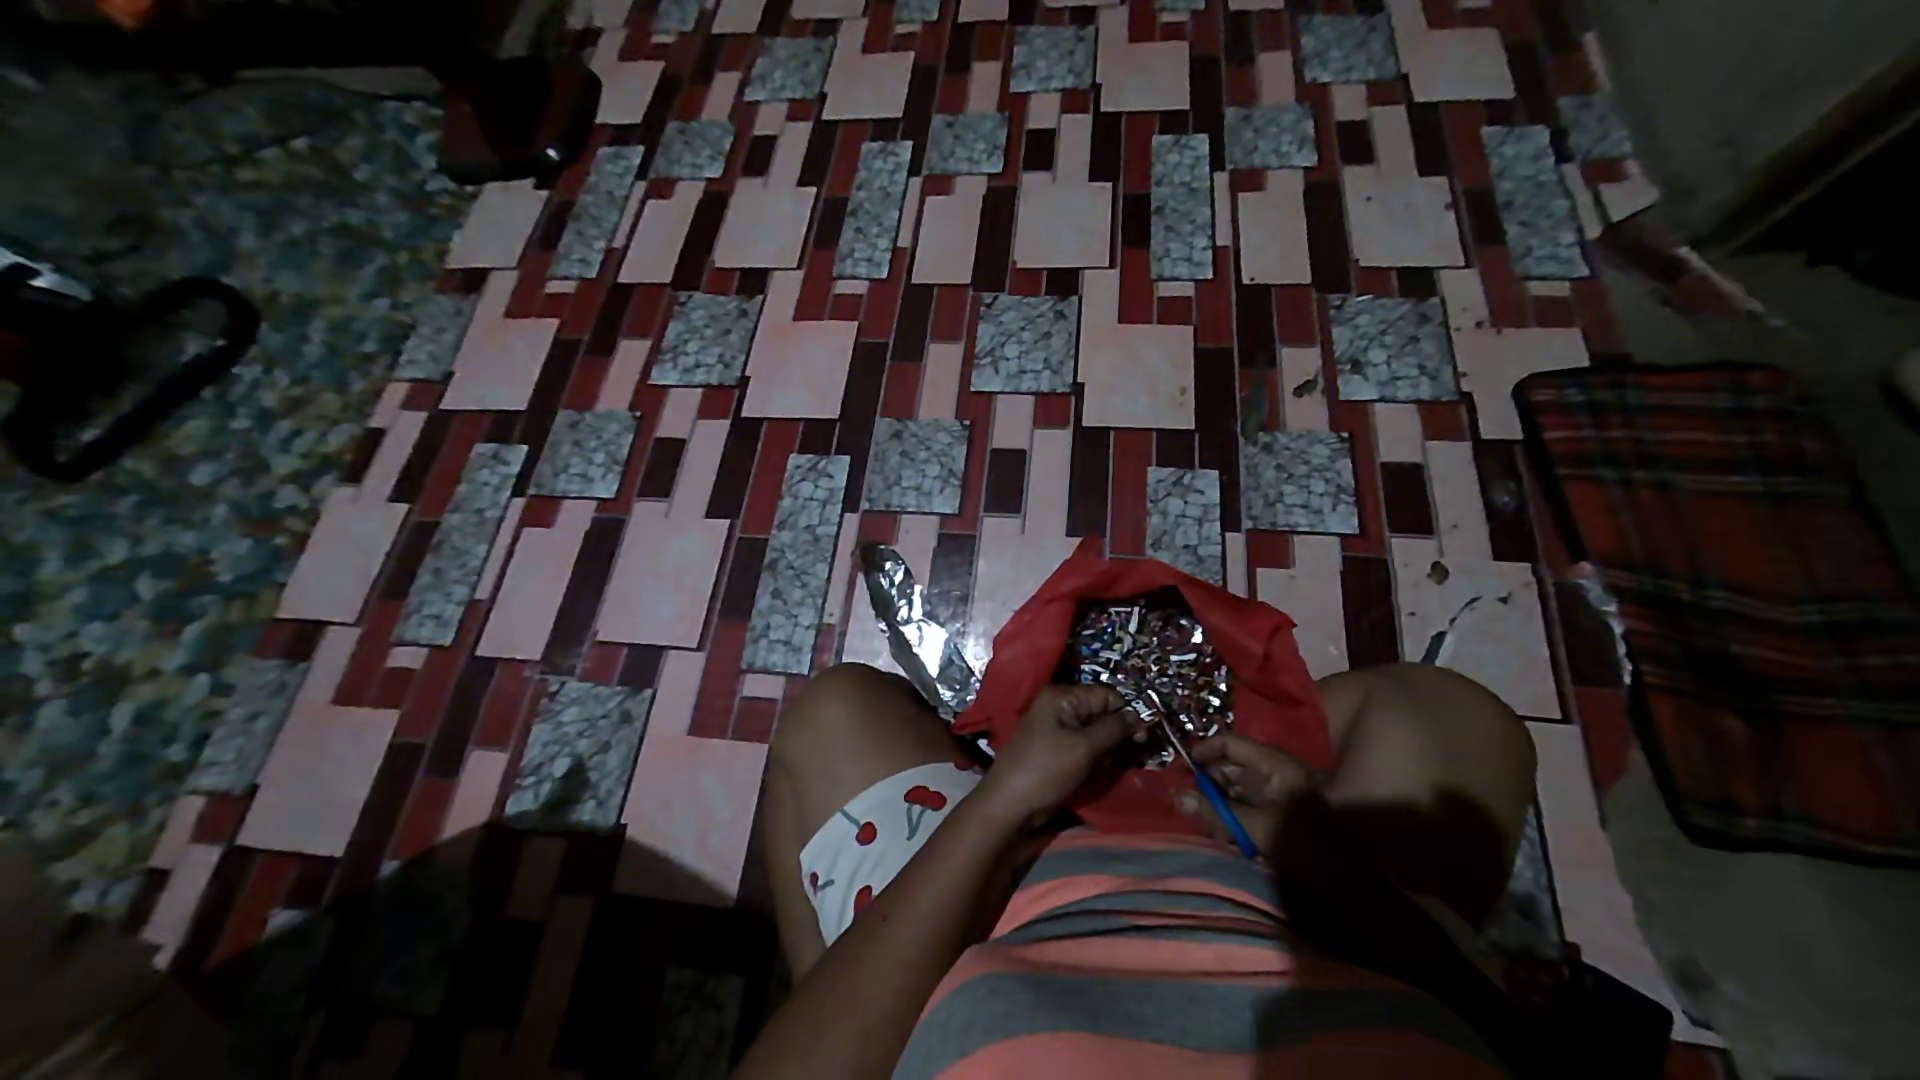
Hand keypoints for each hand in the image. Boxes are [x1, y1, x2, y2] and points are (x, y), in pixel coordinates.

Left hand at [976, 686, 1142, 828]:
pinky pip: (1084, 746)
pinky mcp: (1056, 748)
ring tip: (1102, 767)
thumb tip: (1139, 714)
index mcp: (1062, 696)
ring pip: (1095, 732)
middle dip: (1116, 734)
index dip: (1127, 713)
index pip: (1106, 694)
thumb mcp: (1085, 747)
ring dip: (1105, 749)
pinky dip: (1093, 758)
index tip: (1143, 738)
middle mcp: (1059, 706)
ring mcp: (1056, 727)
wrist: (1011, 804)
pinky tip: (1094, 772)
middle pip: (1101, 712)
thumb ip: (1114, 728)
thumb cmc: (1047, 770)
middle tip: (1123, 757)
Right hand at [1175, 733, 1317, 855]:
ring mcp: (1281, 795)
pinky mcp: (1282, 816)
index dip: (1204, 751)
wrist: (1356, 886)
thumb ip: (1217, 812)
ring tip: (1204, 823)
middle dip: (1208, 783)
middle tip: (1187, 802)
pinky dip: (1233, 816)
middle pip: (1232, 766)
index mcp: (1275, 765)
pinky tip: (1223, 834)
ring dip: (1218, 803)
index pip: (1231, 743)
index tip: (1181, 768)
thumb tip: (1178, 796)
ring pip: (1238, 789)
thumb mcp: (1257, 828)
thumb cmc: (1308, 846)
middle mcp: (1277, 773)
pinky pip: (1248, 807)